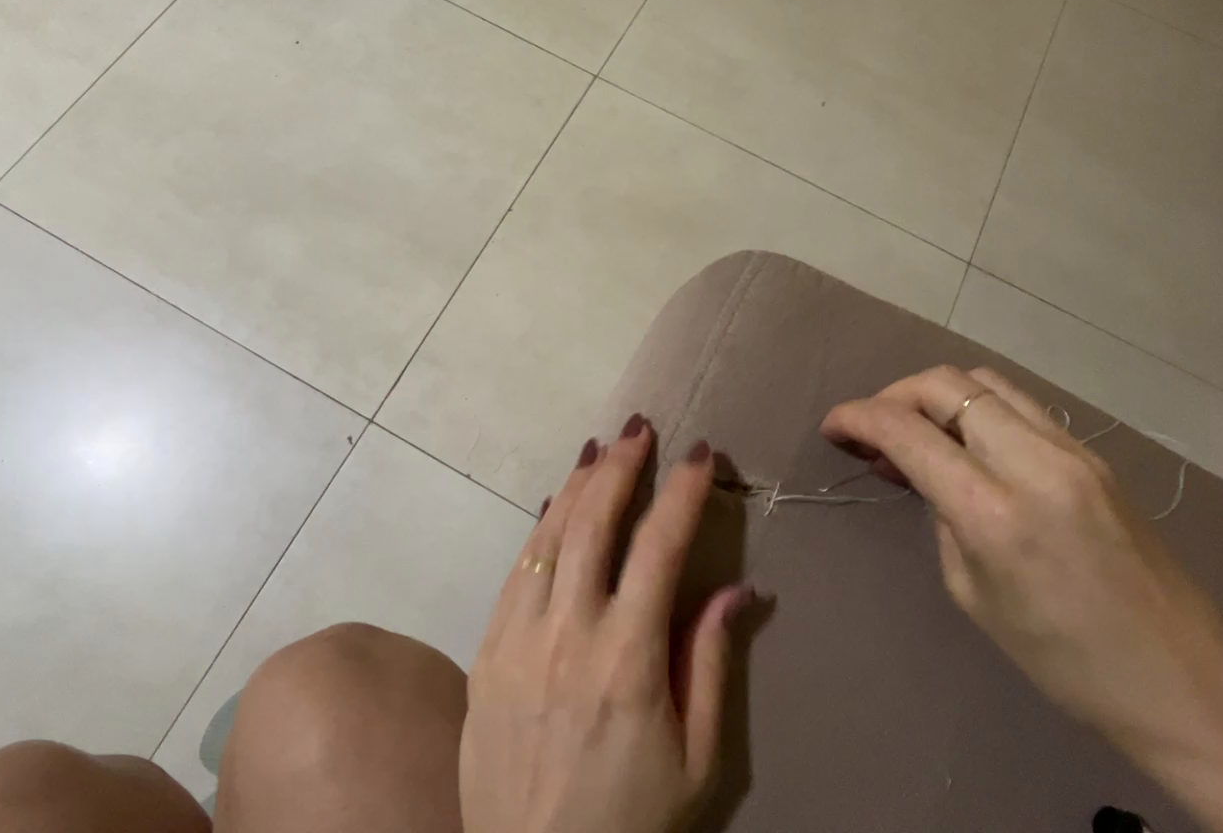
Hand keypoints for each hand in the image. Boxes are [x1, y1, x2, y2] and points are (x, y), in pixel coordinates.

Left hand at [461, 416, 751, 832]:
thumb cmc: (632, 819)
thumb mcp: (698, 761)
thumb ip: (710, 665)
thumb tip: (735, 590)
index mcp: (628, 658)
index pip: (659, 549)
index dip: (682, 493)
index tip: (701, 455)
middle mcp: (568, 633)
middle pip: (594, 524)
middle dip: (620, 467)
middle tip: (641, 429)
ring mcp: (518, 638)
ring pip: (548, 538)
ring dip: (575, 486)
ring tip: (598, 449)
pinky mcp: (487, 651)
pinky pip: (515, 572)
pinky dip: (538, 530)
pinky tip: (553, 507)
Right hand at [822, 366, 1222, 832]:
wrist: (1190, 686)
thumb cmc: (1065, 662)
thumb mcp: (974, 595)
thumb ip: (945, 519)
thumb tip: (929, 476)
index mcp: (993, 510)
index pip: (906, 429)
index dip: (856, 417)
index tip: (832, 426)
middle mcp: (1034, 462)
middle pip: (946, 383)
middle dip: (893, 394)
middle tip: (871, 431)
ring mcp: (1074, 452)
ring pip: (986, 382)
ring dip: (937, 395)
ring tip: (917, 433)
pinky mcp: (1096, 458)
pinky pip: (1020, 406)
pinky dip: (976, 409)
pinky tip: (965, 445)